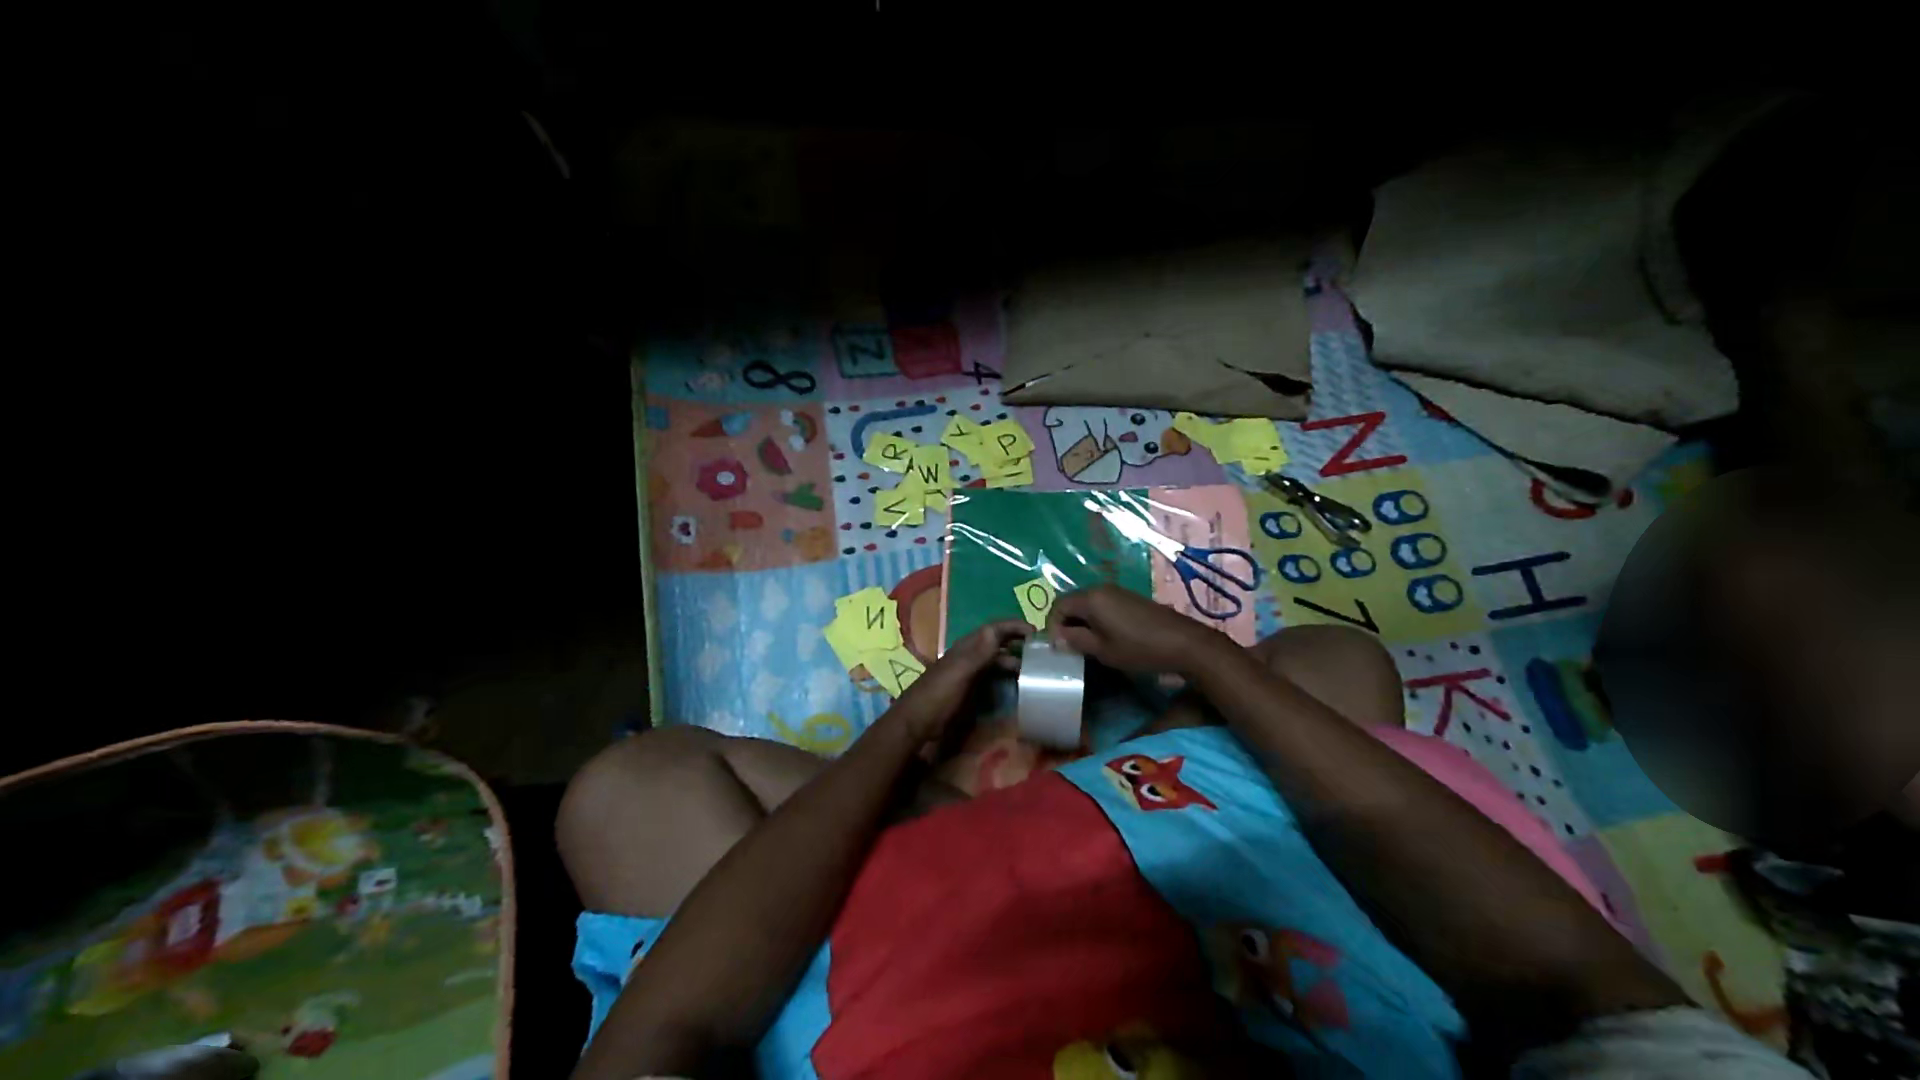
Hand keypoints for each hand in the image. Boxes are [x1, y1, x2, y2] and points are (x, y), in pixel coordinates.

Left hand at [888, 620, 1031, 744]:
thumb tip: (995, 630)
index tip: (1037, 632)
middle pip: (996, 642)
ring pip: (996, 660)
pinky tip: (1018, 684)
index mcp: (966, 648)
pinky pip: (992, 676)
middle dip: (1017, 642)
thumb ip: (977, 653)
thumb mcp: (958, 673)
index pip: (993, 629)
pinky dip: (1006, 676)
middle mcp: (969, 656)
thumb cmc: (936, 696)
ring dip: (1014, 660)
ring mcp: (969, 673)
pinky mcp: (970, 689)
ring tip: (1035, 668)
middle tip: (1042, 651)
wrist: (917, 724)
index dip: (1014, 626)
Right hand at [1047, 585, 1225, 674]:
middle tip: (1069, 648)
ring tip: (1086, 645)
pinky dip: (1096, 619)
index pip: (1058, 606)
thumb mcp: (1102, 650)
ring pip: (1088, 604)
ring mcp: (1117, 592)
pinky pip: (1102, 605)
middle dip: (1066, 624)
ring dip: (1081, 622)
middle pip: (1072, 602)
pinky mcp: (1130, 599)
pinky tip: (1105, 638)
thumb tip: (1057, 638)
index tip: (1057, 648)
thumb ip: (1075, 640)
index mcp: (1091, 599)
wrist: (1184, 643)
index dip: (1052, 626)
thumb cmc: (1139, 648)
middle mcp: (1101, 589)